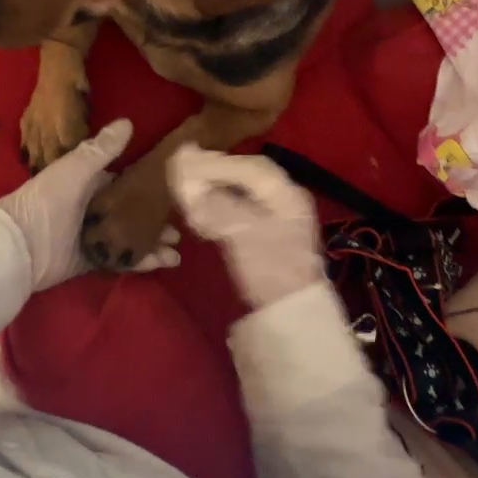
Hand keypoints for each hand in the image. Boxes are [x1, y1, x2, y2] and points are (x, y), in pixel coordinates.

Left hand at [0, 120, 179, 289]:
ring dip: (154, 244)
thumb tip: (129, 121)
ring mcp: (96, 237)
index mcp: (90, 185)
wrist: (20, 245)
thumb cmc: (47, 200)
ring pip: (132, 239)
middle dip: (157, 221)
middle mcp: (95, 210)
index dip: (150, 188)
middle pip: (133, 214)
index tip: (175, 190)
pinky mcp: (94, 261)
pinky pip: (123, 260)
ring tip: (178, 252)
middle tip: (181, 226)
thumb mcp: (76, 168)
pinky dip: (143, 262)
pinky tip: (164, 263)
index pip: (126, 184)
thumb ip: (102, 149)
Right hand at [170, 144, 325, 308]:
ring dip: (215, 191)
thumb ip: (216, 206)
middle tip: (185, 171)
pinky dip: (219, 210)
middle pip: (247, 179)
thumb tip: (186, 182)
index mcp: (287, 194)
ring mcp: (278, 223)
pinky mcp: (266, 242)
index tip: (187, 160)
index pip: (250, 168)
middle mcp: (285, 202)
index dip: (218, 162)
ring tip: (188, 190)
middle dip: (216, 173)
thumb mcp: (244, 233)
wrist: (291, 317)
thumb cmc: (272, 268)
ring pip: (242, 196)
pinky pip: (240, 215)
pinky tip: (201, 215)